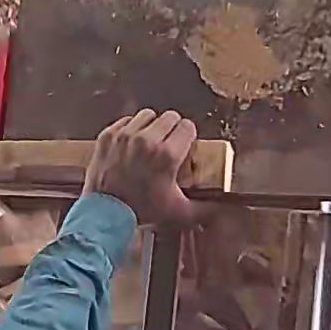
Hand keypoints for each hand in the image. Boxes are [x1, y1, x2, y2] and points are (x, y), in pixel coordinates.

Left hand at [82, 109, 201, 226]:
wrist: (105, 213)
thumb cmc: (142, 212)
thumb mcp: (179, 212)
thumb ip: (207, 208)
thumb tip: (225, 207)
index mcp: (167, 155)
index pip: (188, 126)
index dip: (188, 137)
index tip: (184, 147)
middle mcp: (146, 140)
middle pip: (170, 117)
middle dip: (172, 129)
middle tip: (169, 145)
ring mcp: (125, 136)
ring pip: (148, 115)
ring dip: (152, 126)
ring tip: (150, 142)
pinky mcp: (108, 136)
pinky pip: (126, 120)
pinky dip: (131, 129)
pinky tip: (132, 143)